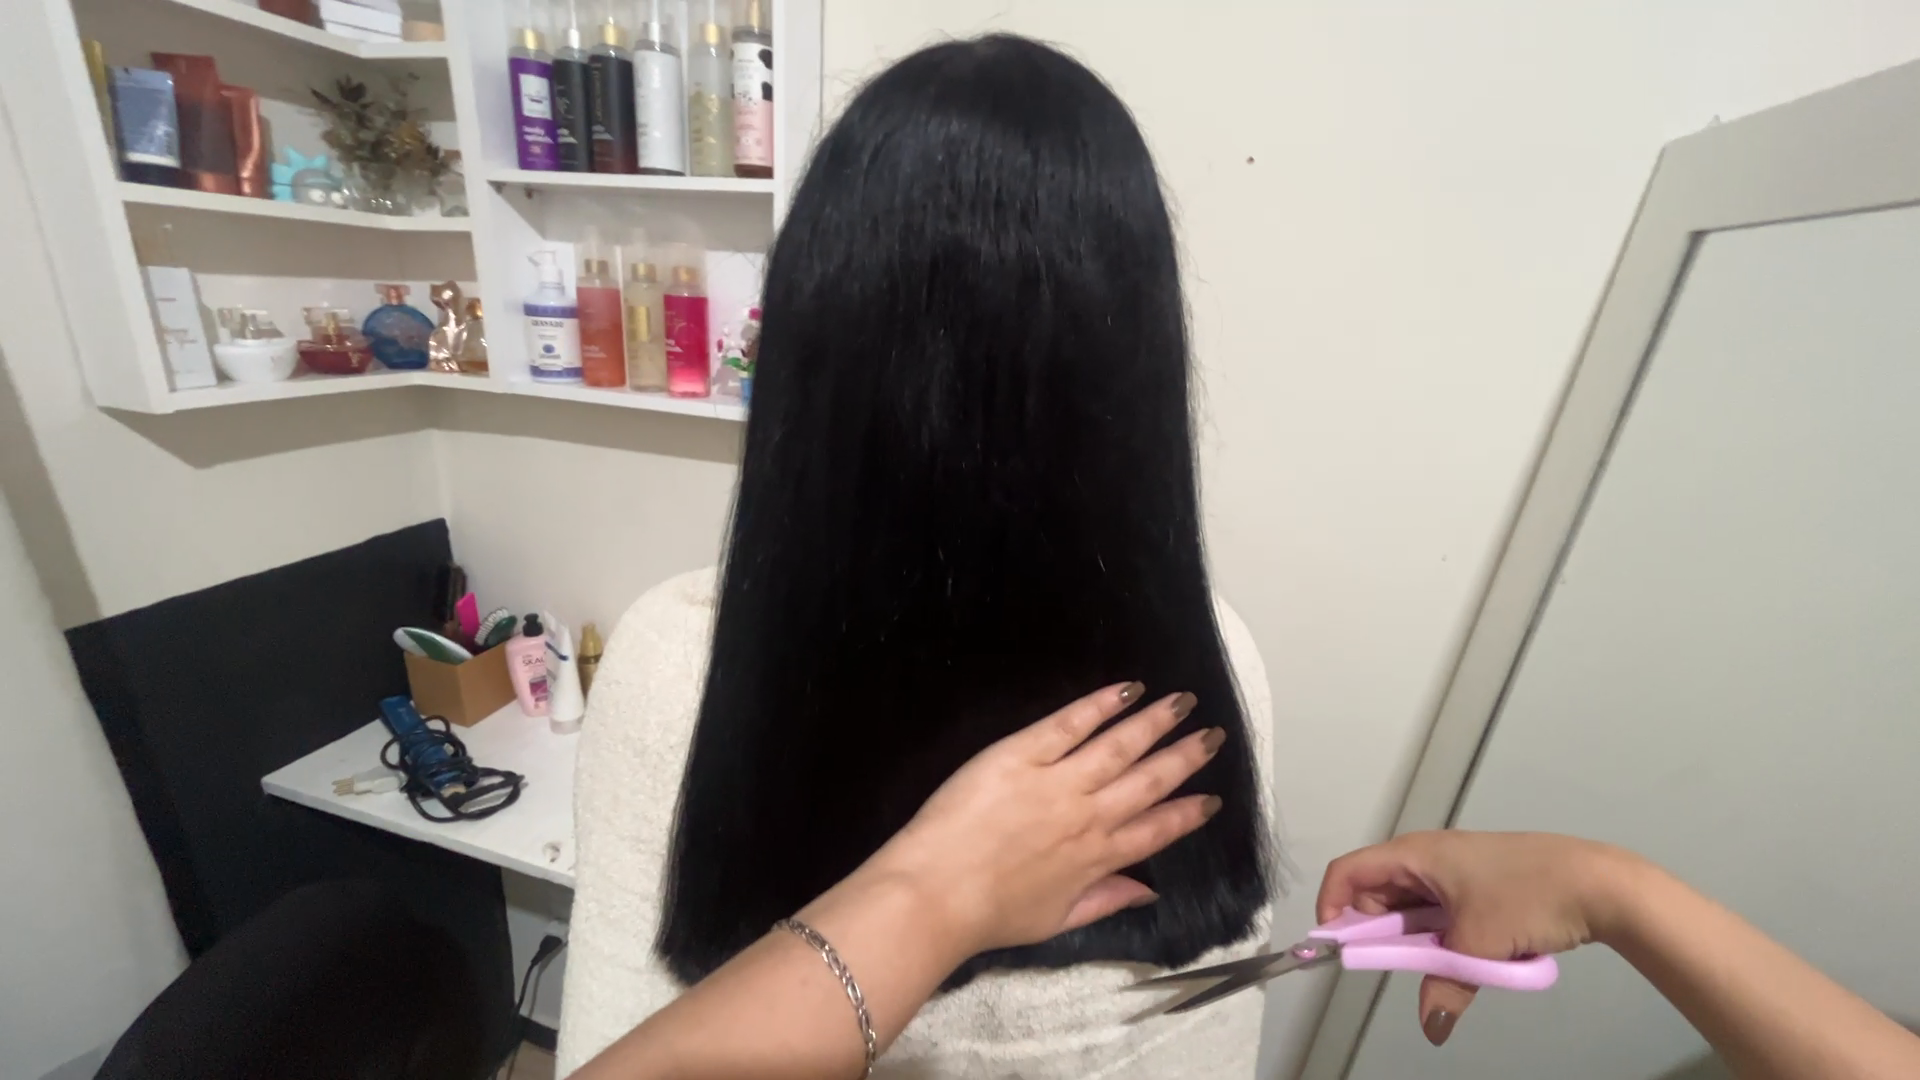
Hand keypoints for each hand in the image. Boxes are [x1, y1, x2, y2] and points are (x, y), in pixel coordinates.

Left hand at [858, 682, 1226, 956]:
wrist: (935, 892)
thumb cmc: (989, 913)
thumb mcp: (1056, 921)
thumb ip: (1106, 900)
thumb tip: (1150, 889)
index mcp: (1096, 858)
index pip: (1154, 830)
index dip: (1187, 813)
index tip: (1213, 797)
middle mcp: (1087, 815)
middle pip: (1147, 780)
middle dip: (1184, 757)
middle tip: (1212, 734)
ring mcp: (1057, 781)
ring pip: (1118, 746)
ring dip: (1154, 723)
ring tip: (1182, 703)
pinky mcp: (1022, 753)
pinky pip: (1069, 724)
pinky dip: (1099, 705)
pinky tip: (1125, 689)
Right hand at [1317, 830, 1644, 1045]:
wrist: (1600, 883)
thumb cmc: (1528, 894)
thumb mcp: (1482, 942)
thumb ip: (1447, 984)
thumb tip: (1430, 1027)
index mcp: (1411, 854)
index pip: (1348, 872)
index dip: (1333, 905)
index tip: (1337, 946)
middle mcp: (1422, 856)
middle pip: (1375, 891)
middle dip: (1377, 930)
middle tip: (1393, 966)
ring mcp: (1449, 869)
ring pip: (1409, 905)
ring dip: (1412, 936)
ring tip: (1434, 965)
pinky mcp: (1474, 883)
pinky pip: (1436, 909)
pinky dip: (1437, 934)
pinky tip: (1461, 955)